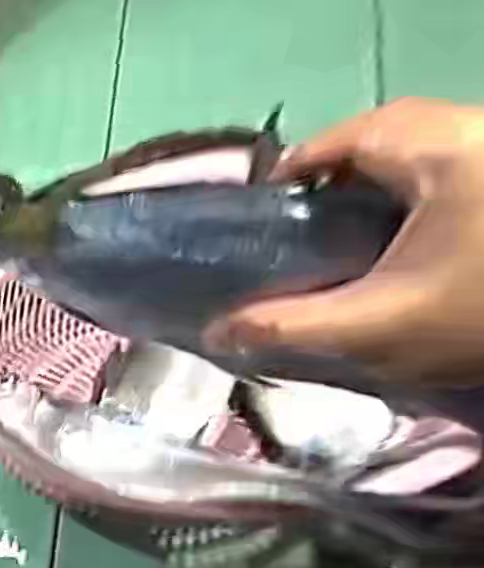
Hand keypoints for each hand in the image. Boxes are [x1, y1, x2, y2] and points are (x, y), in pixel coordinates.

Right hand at [207, 98, 483, 384]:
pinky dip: (422, 207)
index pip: (365, 128)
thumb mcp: (371, 327)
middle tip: (298, 235)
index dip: (305, 159)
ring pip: (435, 160)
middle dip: (339, 183)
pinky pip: (465, 178)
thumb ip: (279, 327)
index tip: (266, 208)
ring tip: (346, 249)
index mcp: (457, 152)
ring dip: (383, 197)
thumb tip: (217, 330)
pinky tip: (405, 253)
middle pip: (399, 142)